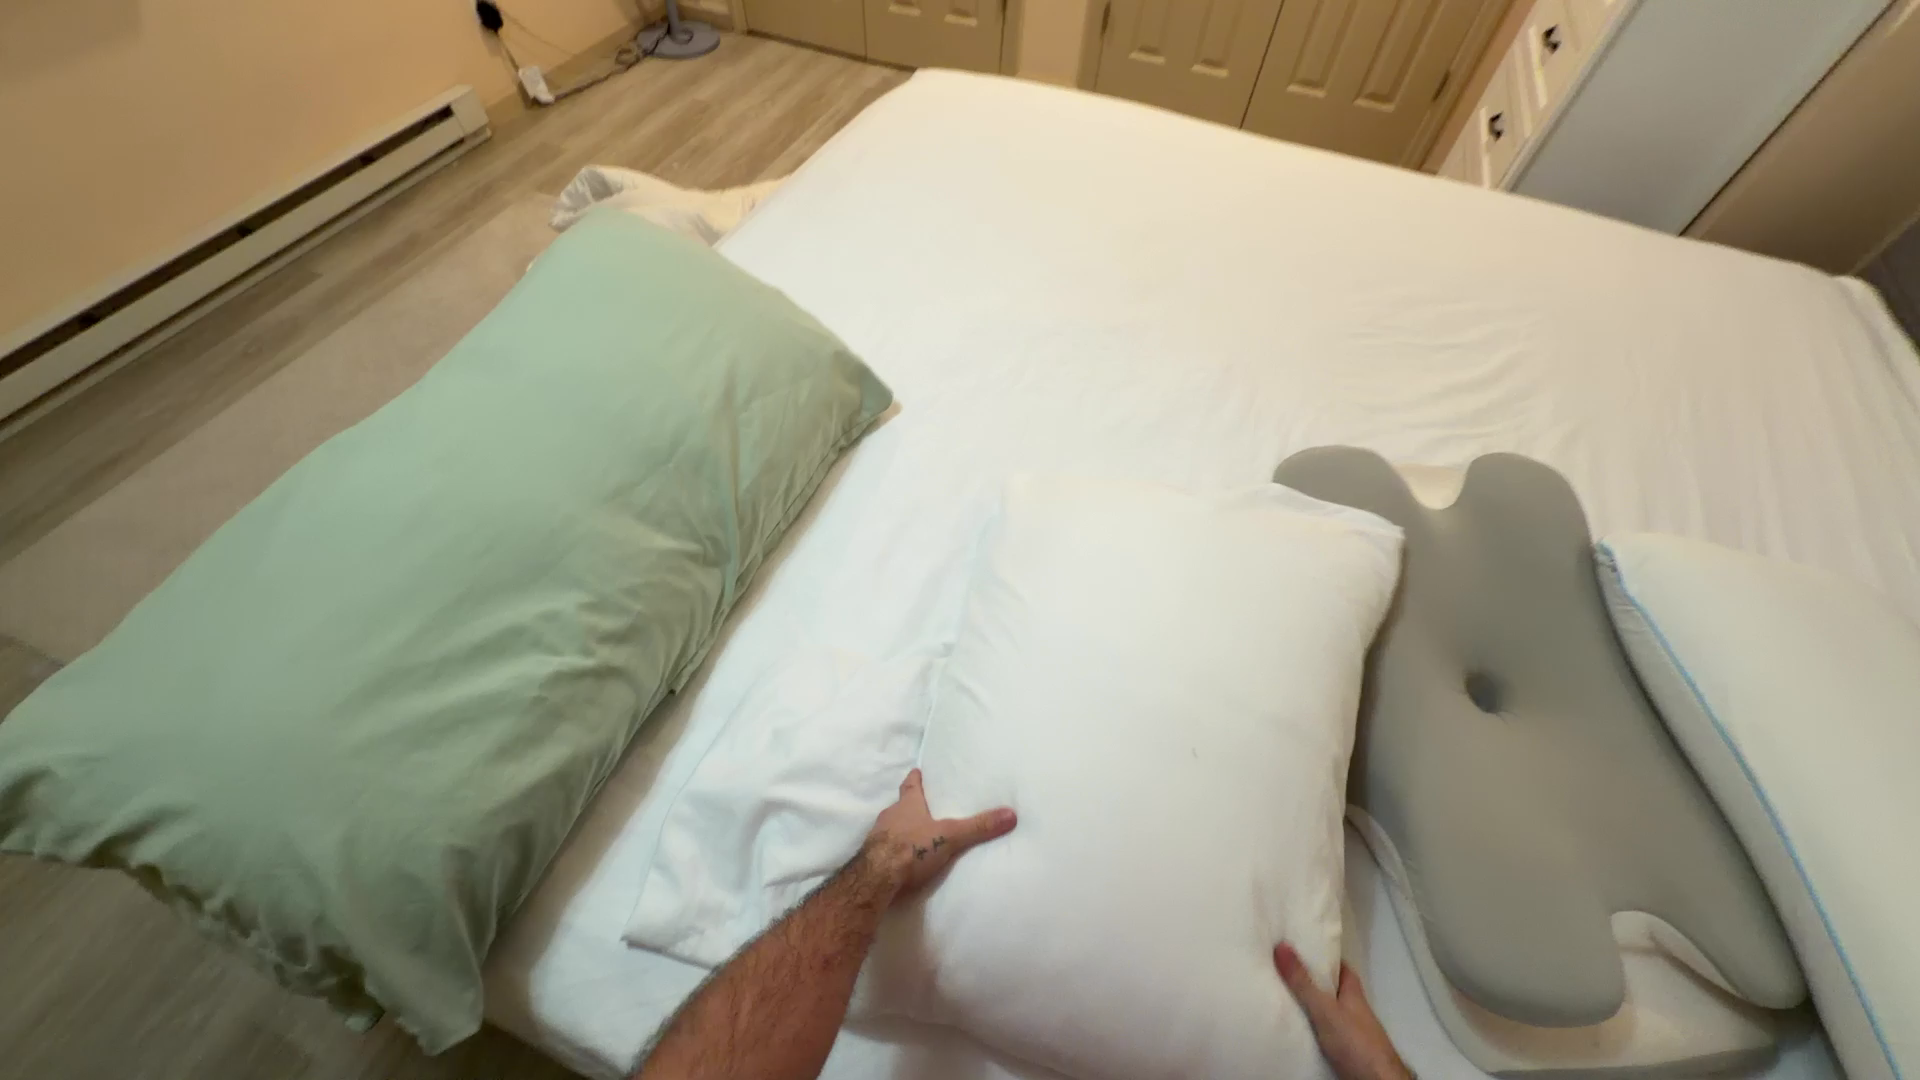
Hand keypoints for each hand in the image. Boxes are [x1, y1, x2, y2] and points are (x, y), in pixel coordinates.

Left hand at [864, 768, 1015, 900]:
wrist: (876, 877)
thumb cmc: (912, 848)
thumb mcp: (949, 837)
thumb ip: (978, 827)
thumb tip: (1010, 814)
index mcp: (907, 805)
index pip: (910, 785)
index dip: (915, 778)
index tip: (918, 771)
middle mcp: (890, 816)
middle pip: (900, 806)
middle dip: (910, 806)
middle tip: (924, 807)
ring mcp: (878, 836)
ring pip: (891, 827)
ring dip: (901, 830)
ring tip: (916, 836)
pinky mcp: (872, 858)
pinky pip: (884, 849)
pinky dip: (893, 851)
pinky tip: (902, 860)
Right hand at [1275, 943, 1412, 1079]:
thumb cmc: (1356, 1041)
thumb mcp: (1326, 1009)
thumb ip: (1303, 982)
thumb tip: (1281, 944)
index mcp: (1353, 992)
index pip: (1338, 966)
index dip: (1320, 955)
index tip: (1297, 945)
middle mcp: (1352, 1008)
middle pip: (1329, 987)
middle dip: (1308, 979)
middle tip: (1280, 967)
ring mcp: (1350, 1030)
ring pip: (1325, 1010)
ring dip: (1307, 1004)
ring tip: (1277, 992)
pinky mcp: (1344, 1049)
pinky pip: (1321, 1030)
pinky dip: (1308, 1026)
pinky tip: (1291, 1024)